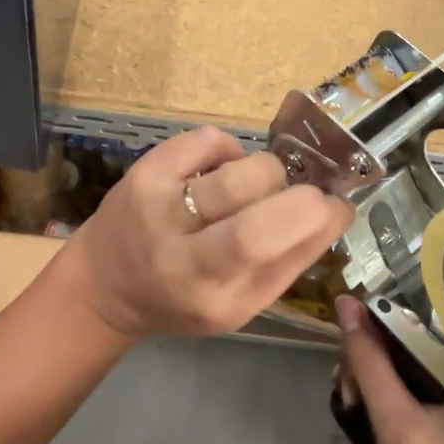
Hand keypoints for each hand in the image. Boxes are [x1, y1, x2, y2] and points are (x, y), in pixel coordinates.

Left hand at [58, 126, 352, 338]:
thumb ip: (286, 263)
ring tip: (259, 186)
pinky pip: (207, 139)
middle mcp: (179, 255)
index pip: (269, 248)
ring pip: (233, 171)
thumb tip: (335, 211)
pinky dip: (230, 149)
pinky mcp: (144, 171)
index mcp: (211, 297)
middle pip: (251, 208)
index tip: (337, 207)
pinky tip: (224, 168)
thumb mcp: (238, 304)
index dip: (316, 219)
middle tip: (302, 194)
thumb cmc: (182, 297)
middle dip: (296, 193)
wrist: (106, 282)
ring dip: (265, 171)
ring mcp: (157, 207)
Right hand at [337, 296, 443, 443]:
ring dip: (378, 375)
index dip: (388, 316)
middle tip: (348, 386)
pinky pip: (426, 385)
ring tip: (352, 401)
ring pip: (418, 363)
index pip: (434, 317)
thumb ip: (369, 362)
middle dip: (375, 356)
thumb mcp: (396, 423)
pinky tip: (369, 406)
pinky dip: (396, 392)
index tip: (352, 331)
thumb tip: (346, 302)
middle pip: (422, 340)